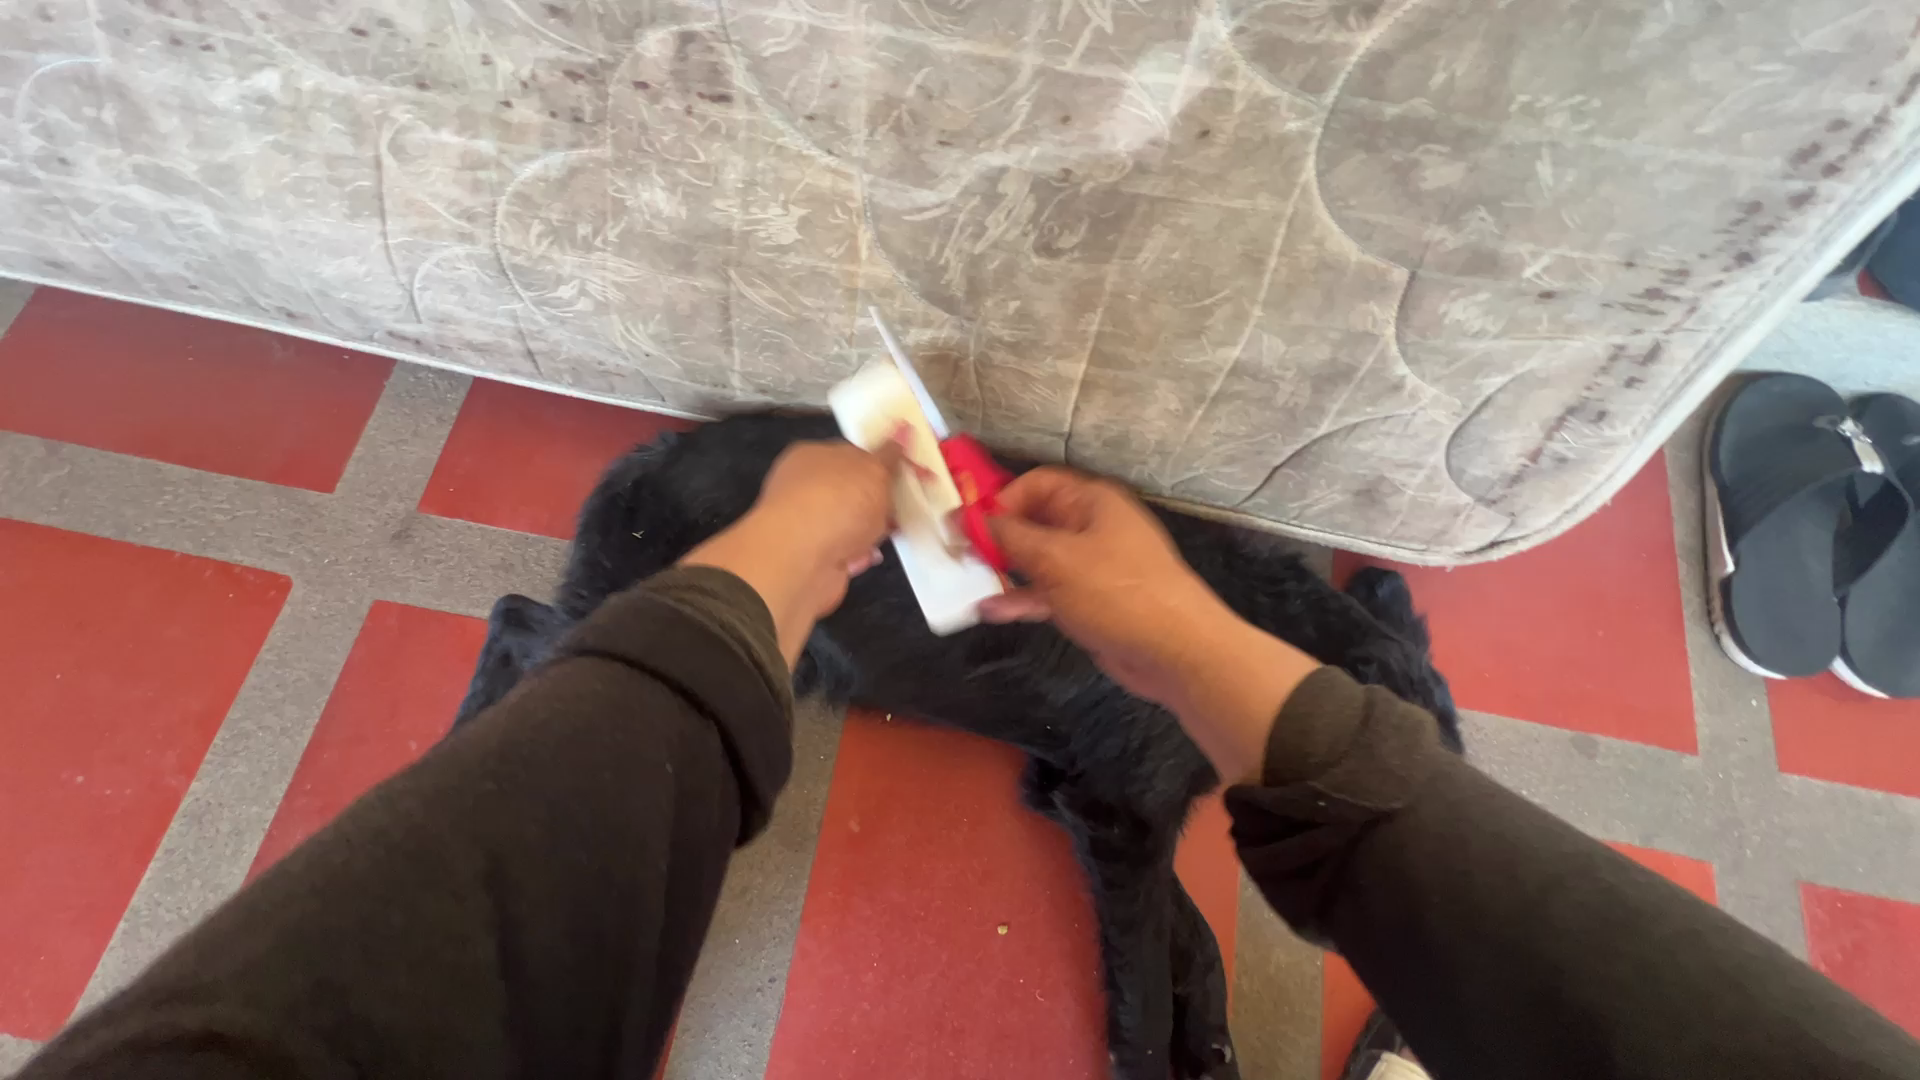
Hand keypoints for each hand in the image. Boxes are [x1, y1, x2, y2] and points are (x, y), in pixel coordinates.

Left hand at [682, 439, 901, 666]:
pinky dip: (857, 554)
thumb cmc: (840, 501)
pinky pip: (844, 551)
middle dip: (876, 502)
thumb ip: (888, 457)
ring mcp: (805, 523)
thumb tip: (898, 439)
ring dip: (870, 531)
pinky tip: (868, 556)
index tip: (901, 475)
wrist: (804, 557)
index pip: (848, 453)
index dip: (876, 463)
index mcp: (812, 455)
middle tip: (901, 507)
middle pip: (849, 491)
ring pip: (849, 524)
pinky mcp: (810, 556)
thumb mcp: (875, 469)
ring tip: (890, 534)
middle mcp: (804, 487)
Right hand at [978, 467, 1228, 703]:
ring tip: (968, 580)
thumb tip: (966, 516)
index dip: (1001, 499)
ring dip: (1006, 569)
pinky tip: (991, 610)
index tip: (968, 524)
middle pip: (1034, 520)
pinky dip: (1023, 598)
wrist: (1176, 652)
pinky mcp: (1089, 601)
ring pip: (1038, 559)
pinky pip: (1048, 591)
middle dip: (997, 536)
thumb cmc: (1116, 593)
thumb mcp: (1055, 559)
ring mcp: (1091, 566)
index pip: (1036, 484)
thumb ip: (1007, 536)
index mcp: (1090, 501)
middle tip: (959, 553)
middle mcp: (1091, 527)